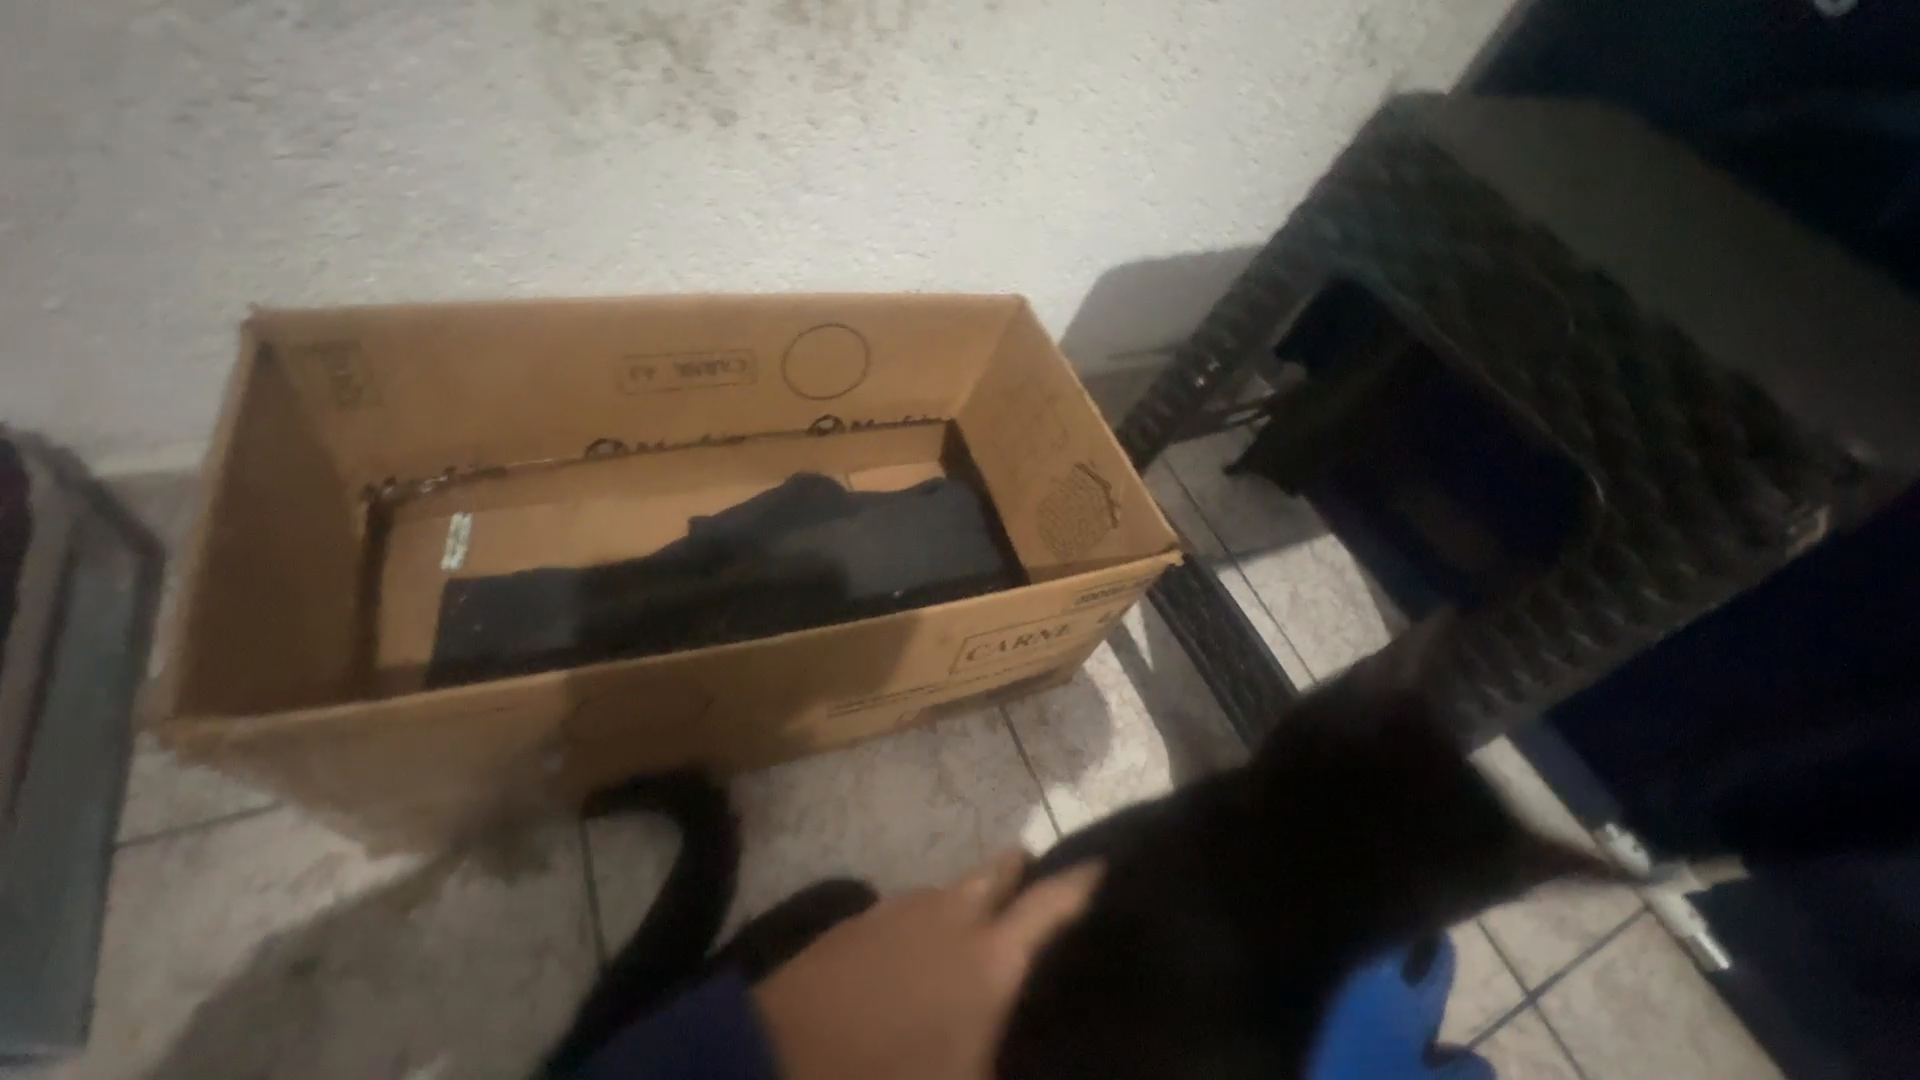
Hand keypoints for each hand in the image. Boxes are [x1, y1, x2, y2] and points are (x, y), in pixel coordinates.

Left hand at [752, 852, 1102, 1079]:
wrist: (773, 1064)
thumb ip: (1005, 1058)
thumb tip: (1021, 1053)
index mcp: (990, 957)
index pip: (1052, 902)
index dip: (1083, 881)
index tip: (1106, 863)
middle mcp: (951, 916)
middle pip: (999, 870)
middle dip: (1022, 874)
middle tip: (1038, 895)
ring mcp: (900, 910)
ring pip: (953, 888)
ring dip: (973, 902)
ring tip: (977, 938)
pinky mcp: (860, 920)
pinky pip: (913, 906)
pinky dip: (931, 920)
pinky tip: (919, 957)